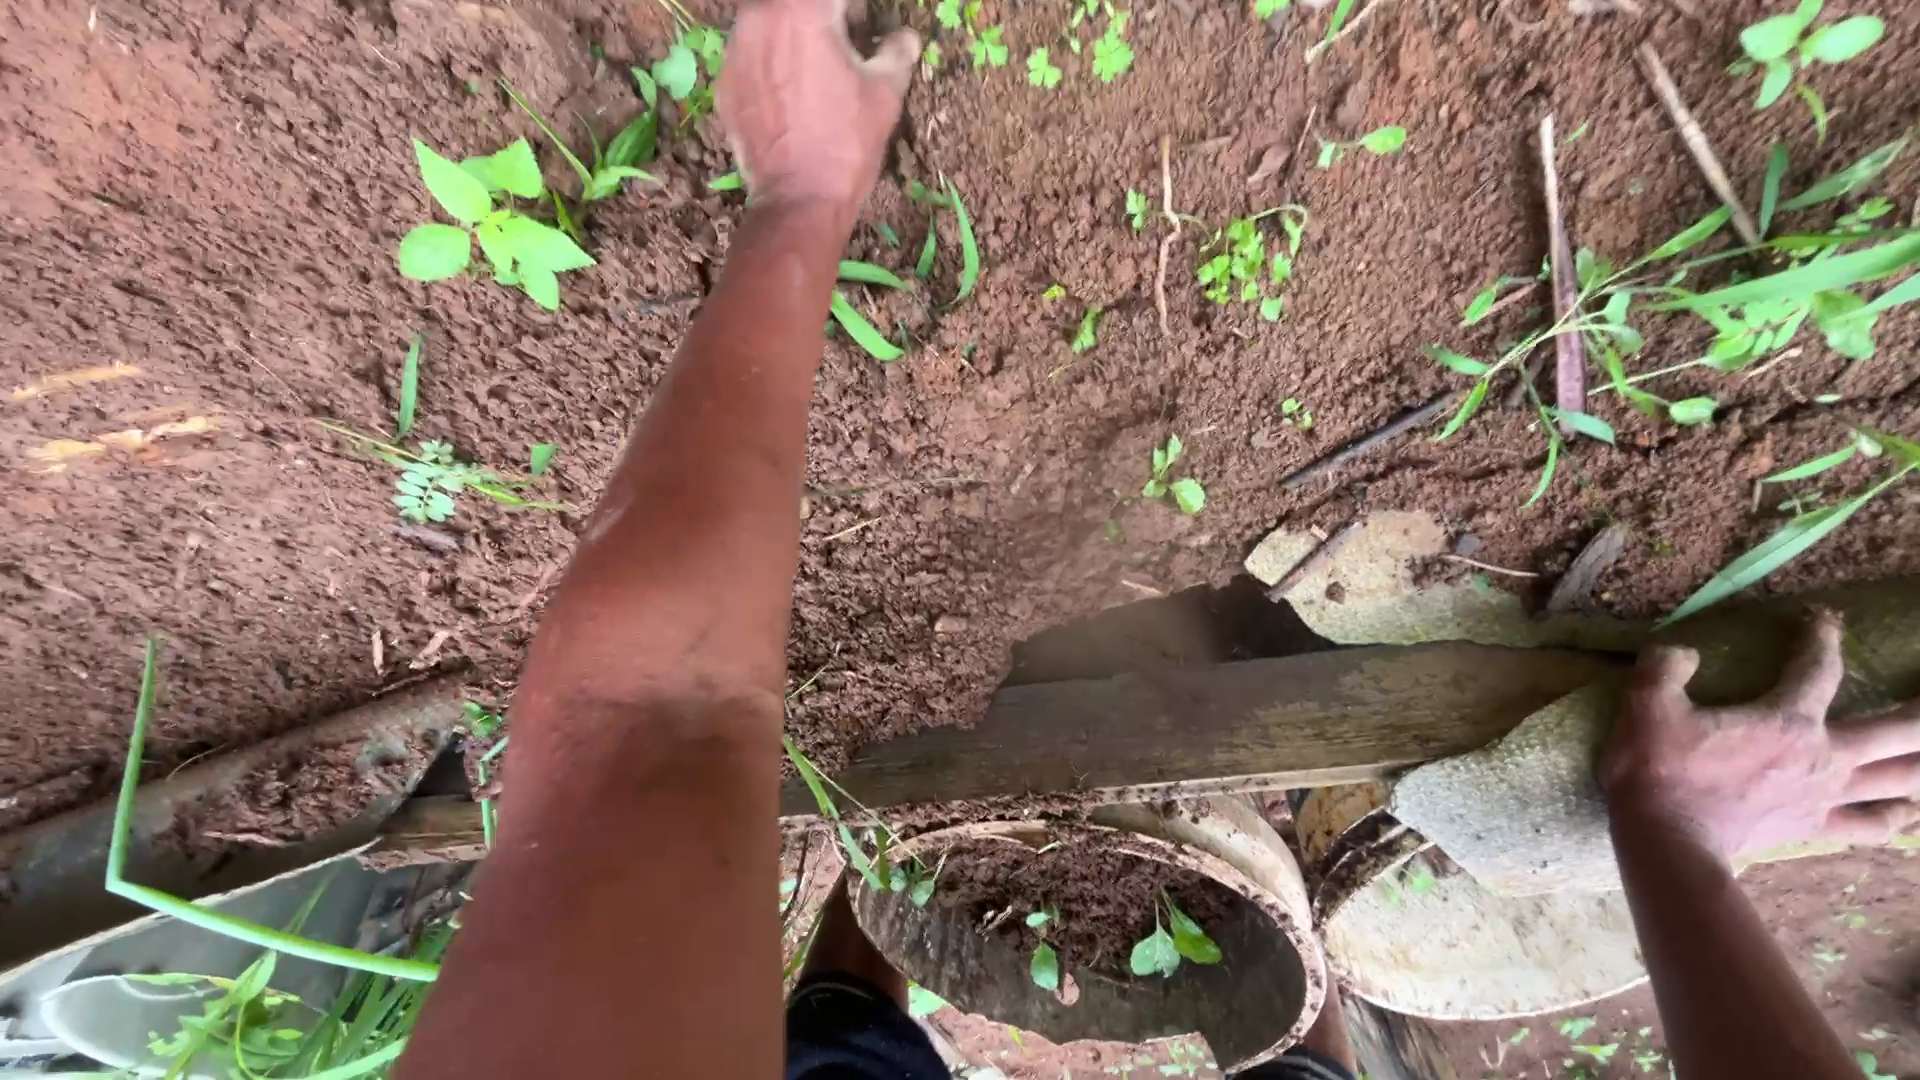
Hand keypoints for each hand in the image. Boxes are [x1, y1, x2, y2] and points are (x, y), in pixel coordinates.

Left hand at [717, 0, 918, 227]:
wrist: (799, 202)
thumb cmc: (847, 147)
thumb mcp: (885, 97)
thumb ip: (896, 54)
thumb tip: (905, 38)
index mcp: (802, 10)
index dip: (855, 9)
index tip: (864, 22)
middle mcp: (760, 17)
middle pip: (796, 6)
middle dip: (821, 20)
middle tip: (842, 47)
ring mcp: (736, 52)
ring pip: (769, 26)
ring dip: (793, 40)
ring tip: (815, 76)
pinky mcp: (725, 86)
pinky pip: (752, 61)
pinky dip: (772, 70)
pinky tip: (792, 102)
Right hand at [1599, 609, 1919, 862]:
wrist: (1667, 833)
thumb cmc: (1656, 766)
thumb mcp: (1644, 704)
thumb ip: (1665, 667)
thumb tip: (1682, 650)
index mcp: (1785, 721)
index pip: (1817, 670)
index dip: (1821, 640)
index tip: (1823, 620)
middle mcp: (1823, 755)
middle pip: (1900, 731)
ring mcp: (1825, 795)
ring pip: (1905, 779)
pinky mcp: (1814, 825)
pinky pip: (1874, 824)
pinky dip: (1900, 816)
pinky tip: (1911, 811)